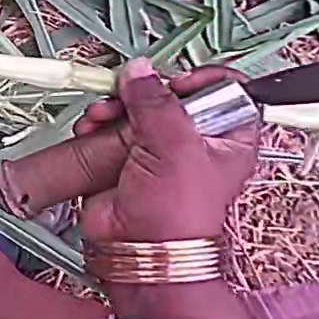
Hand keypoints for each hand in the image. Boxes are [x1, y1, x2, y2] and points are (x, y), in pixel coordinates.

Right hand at [78, 58, 257, 242]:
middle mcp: (190, 141)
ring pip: (133, 110)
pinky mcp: (120, 158)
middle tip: (130, 96)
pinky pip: (106, 129)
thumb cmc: (177, 214)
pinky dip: (95, 125)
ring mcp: (153, 150)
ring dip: (114, 108)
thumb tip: (140, 72)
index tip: (175, 83)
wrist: (137, 246)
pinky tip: (92, 128)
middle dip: (141, 93)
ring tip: (105, 115)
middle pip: (167, 95)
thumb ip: (157, 104)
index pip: (222, 90)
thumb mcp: (176, 146)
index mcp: (226, 136)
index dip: (198, 80)